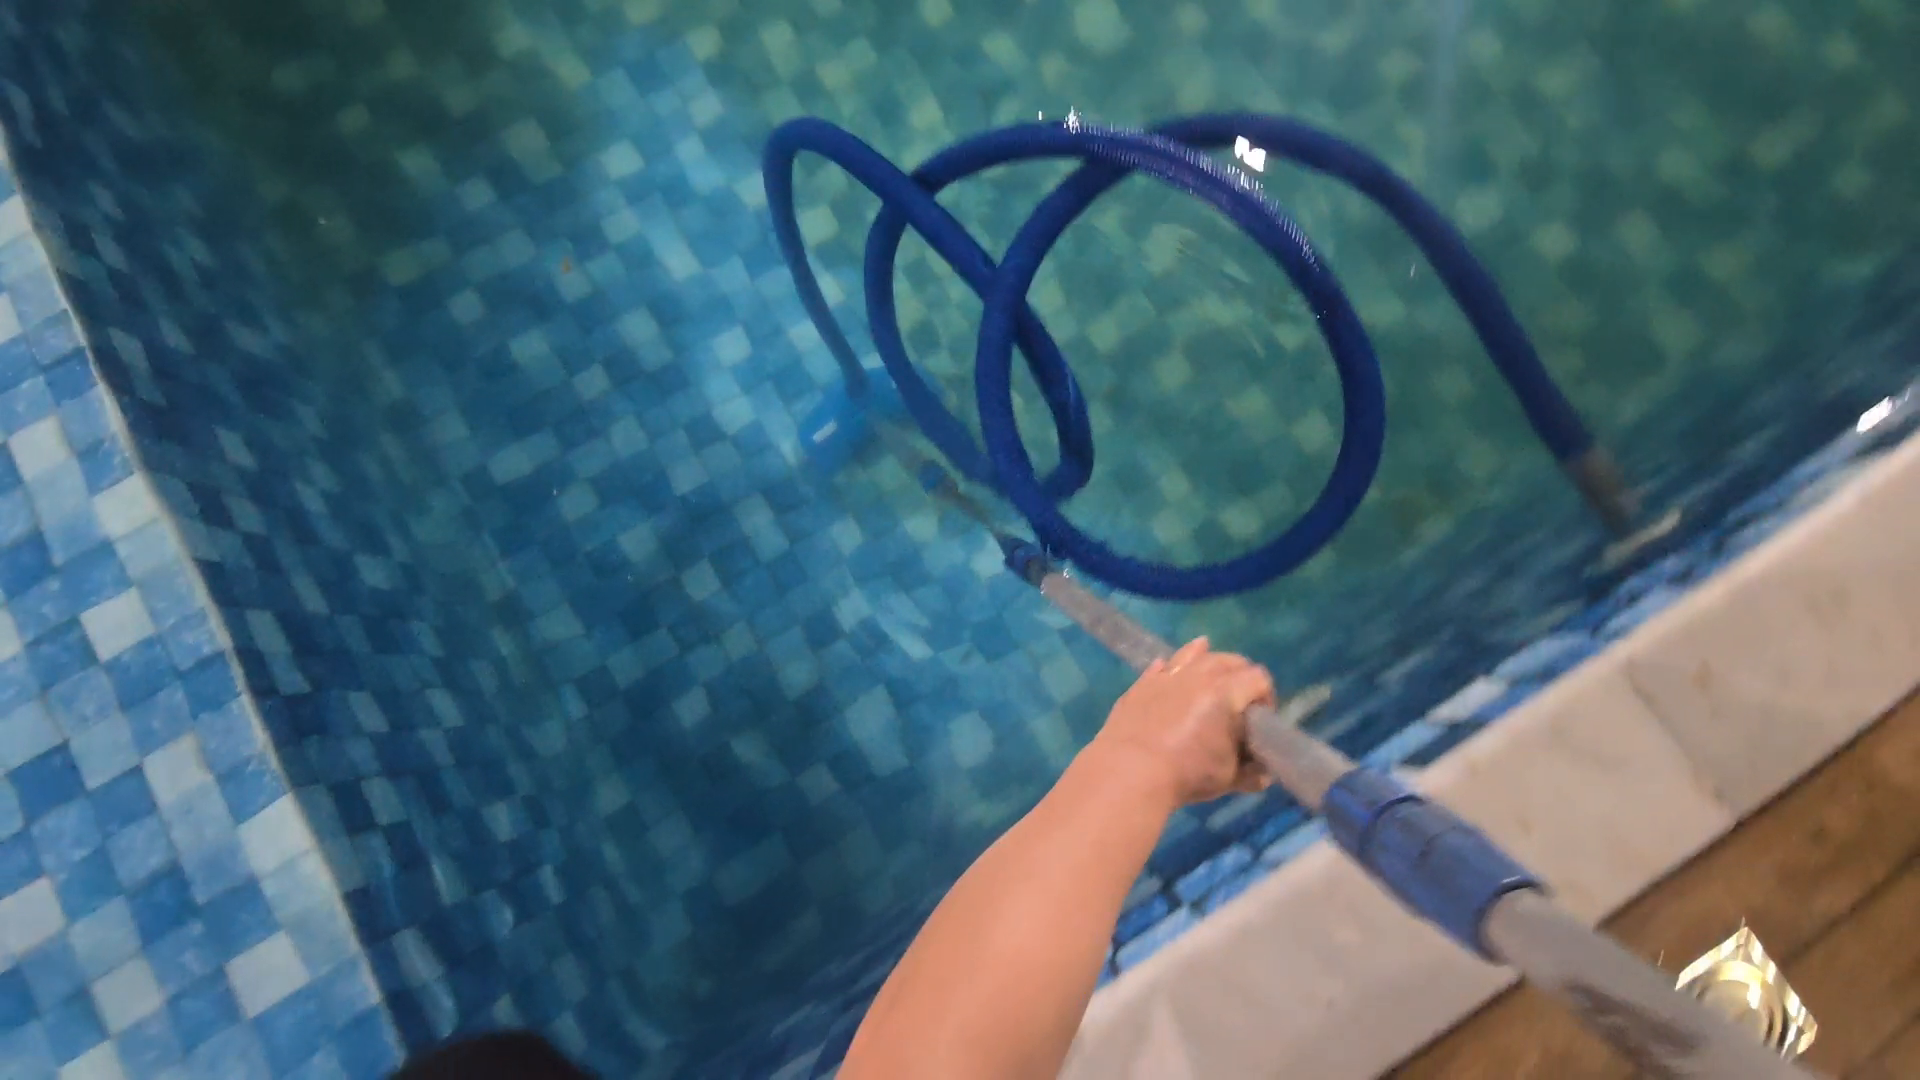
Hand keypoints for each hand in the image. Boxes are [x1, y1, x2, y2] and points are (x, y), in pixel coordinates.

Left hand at [1087, 637, 1273, 809]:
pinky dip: (1171, 665)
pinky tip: (1170, 669)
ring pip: (1193, 655)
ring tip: (1212, 671)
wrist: (1129, 771)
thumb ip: (1250, 771)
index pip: (1258, 679)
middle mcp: (1196, 676)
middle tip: (1241, 700)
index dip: (1266, 695)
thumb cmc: (1187, 773)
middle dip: (1241, 675)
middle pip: (1228, 660)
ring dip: (1207, 659)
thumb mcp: (1229, 778)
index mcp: (1225, 693)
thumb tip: (1262, 772)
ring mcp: (1165, 677)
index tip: (1262, 717)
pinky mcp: (1140, 685)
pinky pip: (1161, 666)